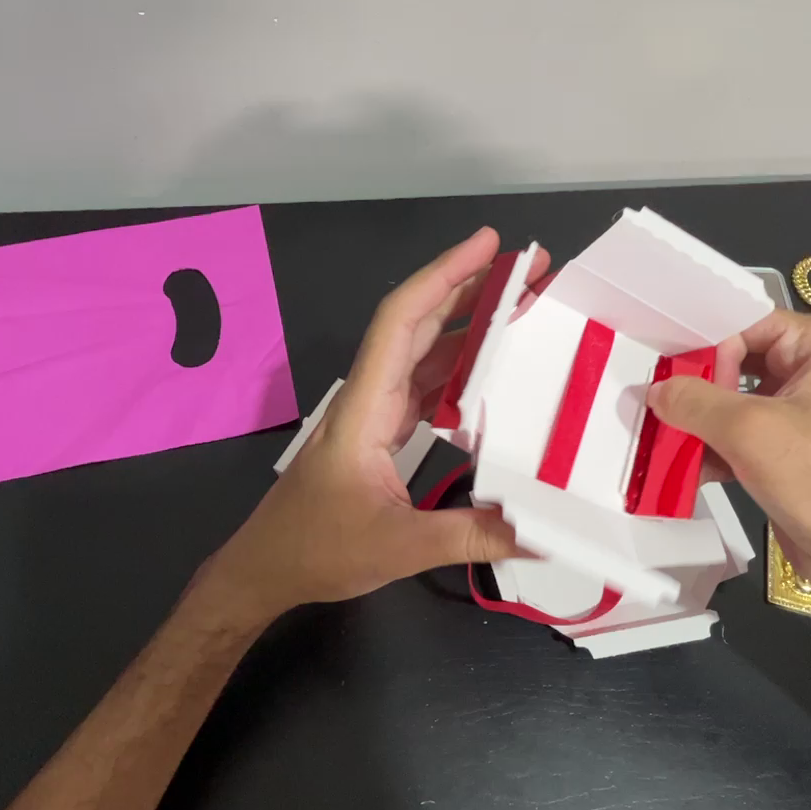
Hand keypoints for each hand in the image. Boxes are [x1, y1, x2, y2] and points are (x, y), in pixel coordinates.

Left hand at [196, 228, 547, 626]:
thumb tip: (543, 532)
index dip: (444, 275)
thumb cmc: (317, 548)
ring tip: (524, 309)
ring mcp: (374, 415)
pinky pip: (424, 388)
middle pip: (418, 324)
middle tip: (530, 269)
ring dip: (469, 328)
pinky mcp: (380, 435)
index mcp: (366, 407)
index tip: (490, 243)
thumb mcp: (399, 546)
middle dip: (471, 288)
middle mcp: (369, 397)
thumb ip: (471, 536)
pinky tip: (495, 374)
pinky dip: (460, 373)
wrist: (267, 566)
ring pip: (423, 354)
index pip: (402, 321)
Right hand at [648, 308, 810, 604]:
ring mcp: (801, 418)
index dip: (699, 344)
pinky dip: (708, 452)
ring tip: (650, 436)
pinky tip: (676, 467)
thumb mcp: (750, 431)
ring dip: (692, 425)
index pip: (742, 323)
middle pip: (732, 364)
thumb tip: (653, 390)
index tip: (654, 368)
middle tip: (641, 401)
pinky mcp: (789, 458)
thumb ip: (692, 401)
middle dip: (689, 387)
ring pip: (730, 406)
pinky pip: (737, 441)